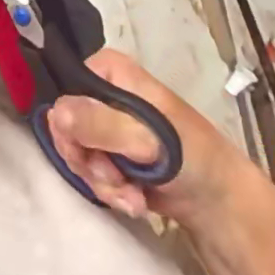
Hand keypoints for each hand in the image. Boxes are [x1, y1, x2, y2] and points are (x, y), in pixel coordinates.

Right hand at [45, 49, 256, 226]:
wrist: (217, 199)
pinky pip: (88, 171)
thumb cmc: (191, 155)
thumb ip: (101, 124)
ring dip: (103, 182)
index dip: (74, 123)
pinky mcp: (108, 154)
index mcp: (112, 72)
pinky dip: (109, 191)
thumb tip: (57, 113)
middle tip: (114, 178)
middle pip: (67, 126)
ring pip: (76, 153)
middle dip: (90, 162)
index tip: (91, 149)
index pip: (68, 89)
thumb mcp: (147, 139)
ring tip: (133, 196)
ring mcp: (104, 126)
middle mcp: (103, 94)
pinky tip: (134, 201)